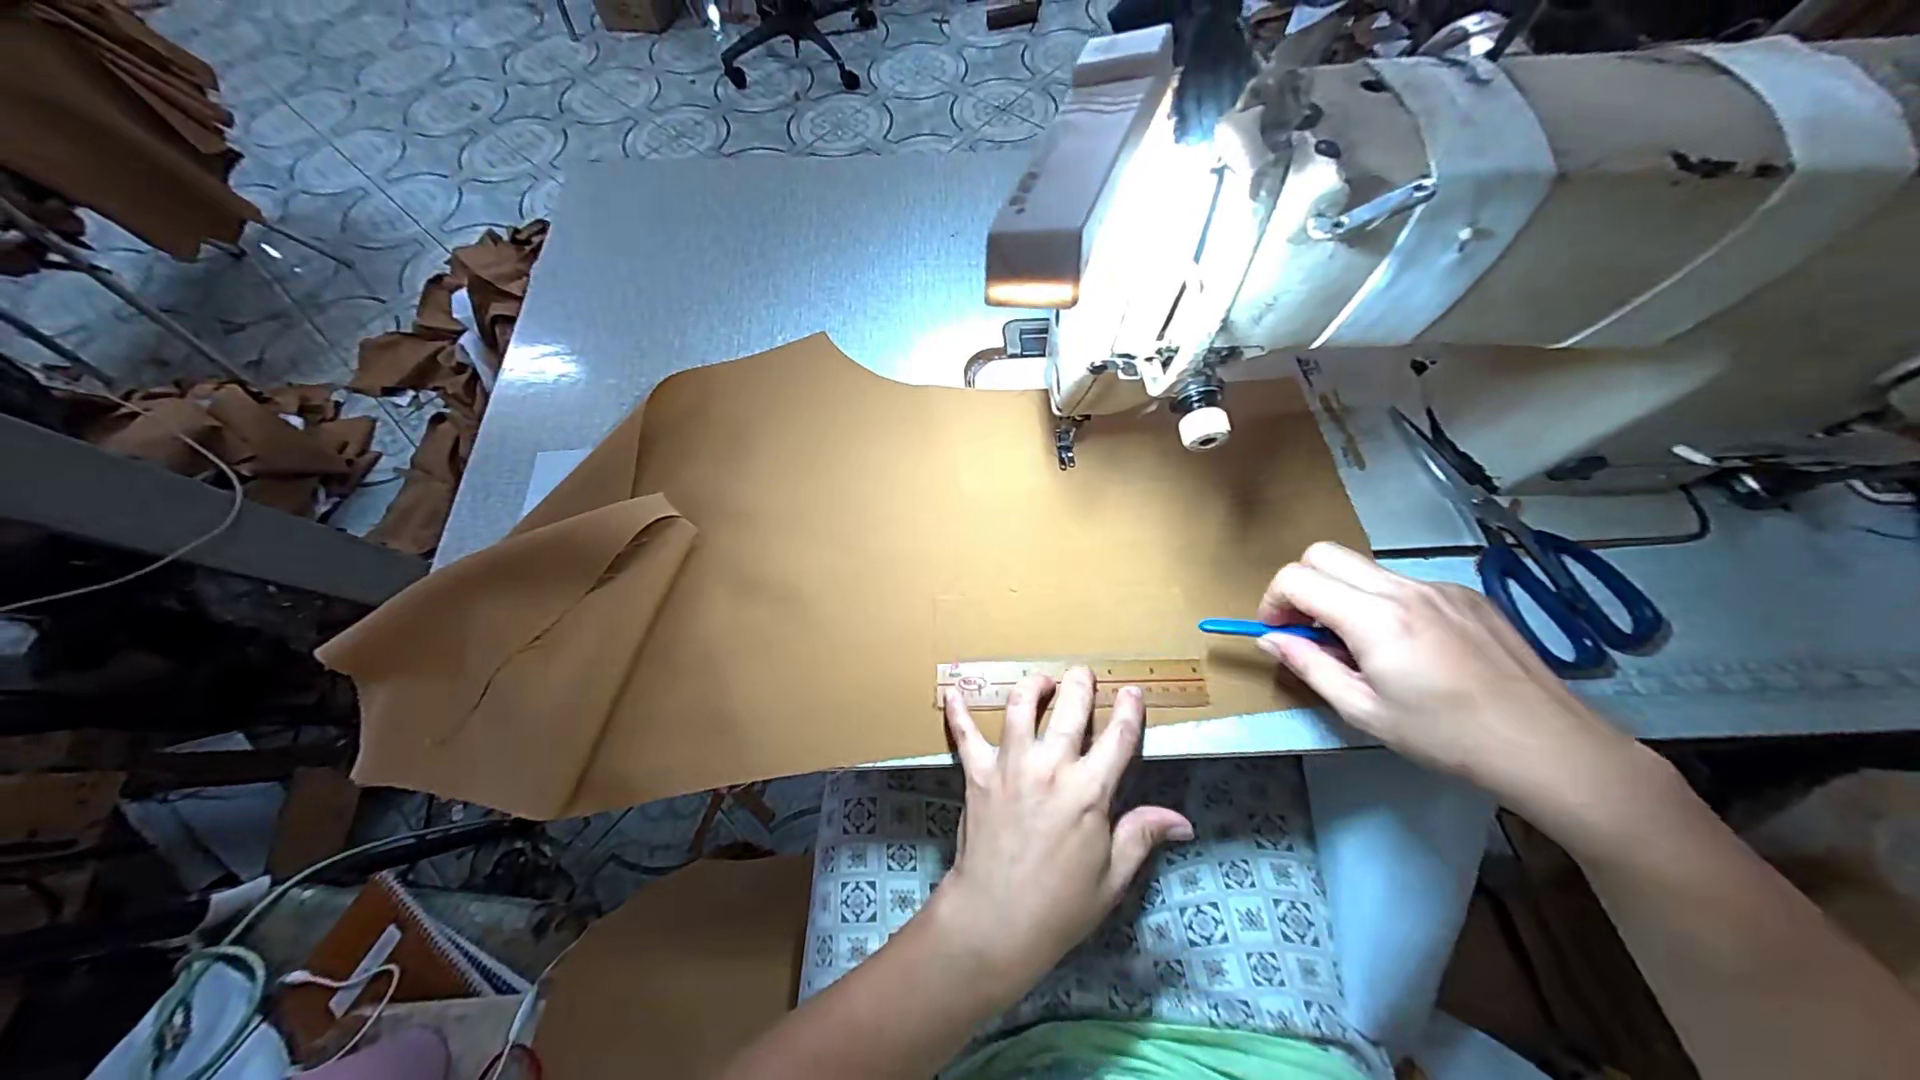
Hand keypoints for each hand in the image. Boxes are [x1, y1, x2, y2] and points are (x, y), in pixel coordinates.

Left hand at [932, 668, 1192, 988]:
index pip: (1119, 738)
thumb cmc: (1060, 905)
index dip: (1129, 710)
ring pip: (1020, 708)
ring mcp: (1011, 766)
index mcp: (1090, 791)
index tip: (1132, 691)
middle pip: (1070, 709)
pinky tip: (953, 692)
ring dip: (1032, 686)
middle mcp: (1051, 767)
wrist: (994, 920)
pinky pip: (965, 735)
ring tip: (1040, 680)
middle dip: (1080, 683)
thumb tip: (1182, 821)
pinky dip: (958, 712)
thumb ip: (1142, 836)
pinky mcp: (978, 774)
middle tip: (1082, 672)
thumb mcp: (1112, 877)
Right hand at [1256, 541, 1650, 822]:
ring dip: (1342, 594)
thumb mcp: (1362, 711)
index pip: (1297, 577)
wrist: (1548, 745)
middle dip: (1301, 585)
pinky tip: (1409, 647)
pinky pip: (1404, 584)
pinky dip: (1383, 603)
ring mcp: (1441, 586)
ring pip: (1364, 568)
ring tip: (1360, 646)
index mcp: (1375, 617)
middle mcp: (1405, 588)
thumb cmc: (1445, 736)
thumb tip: (1270, 639)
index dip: (1273, 601)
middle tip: (1307, 629)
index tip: (1277, 633)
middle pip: (1324, 554)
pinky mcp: (1467, 594)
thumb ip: (1309, 666)